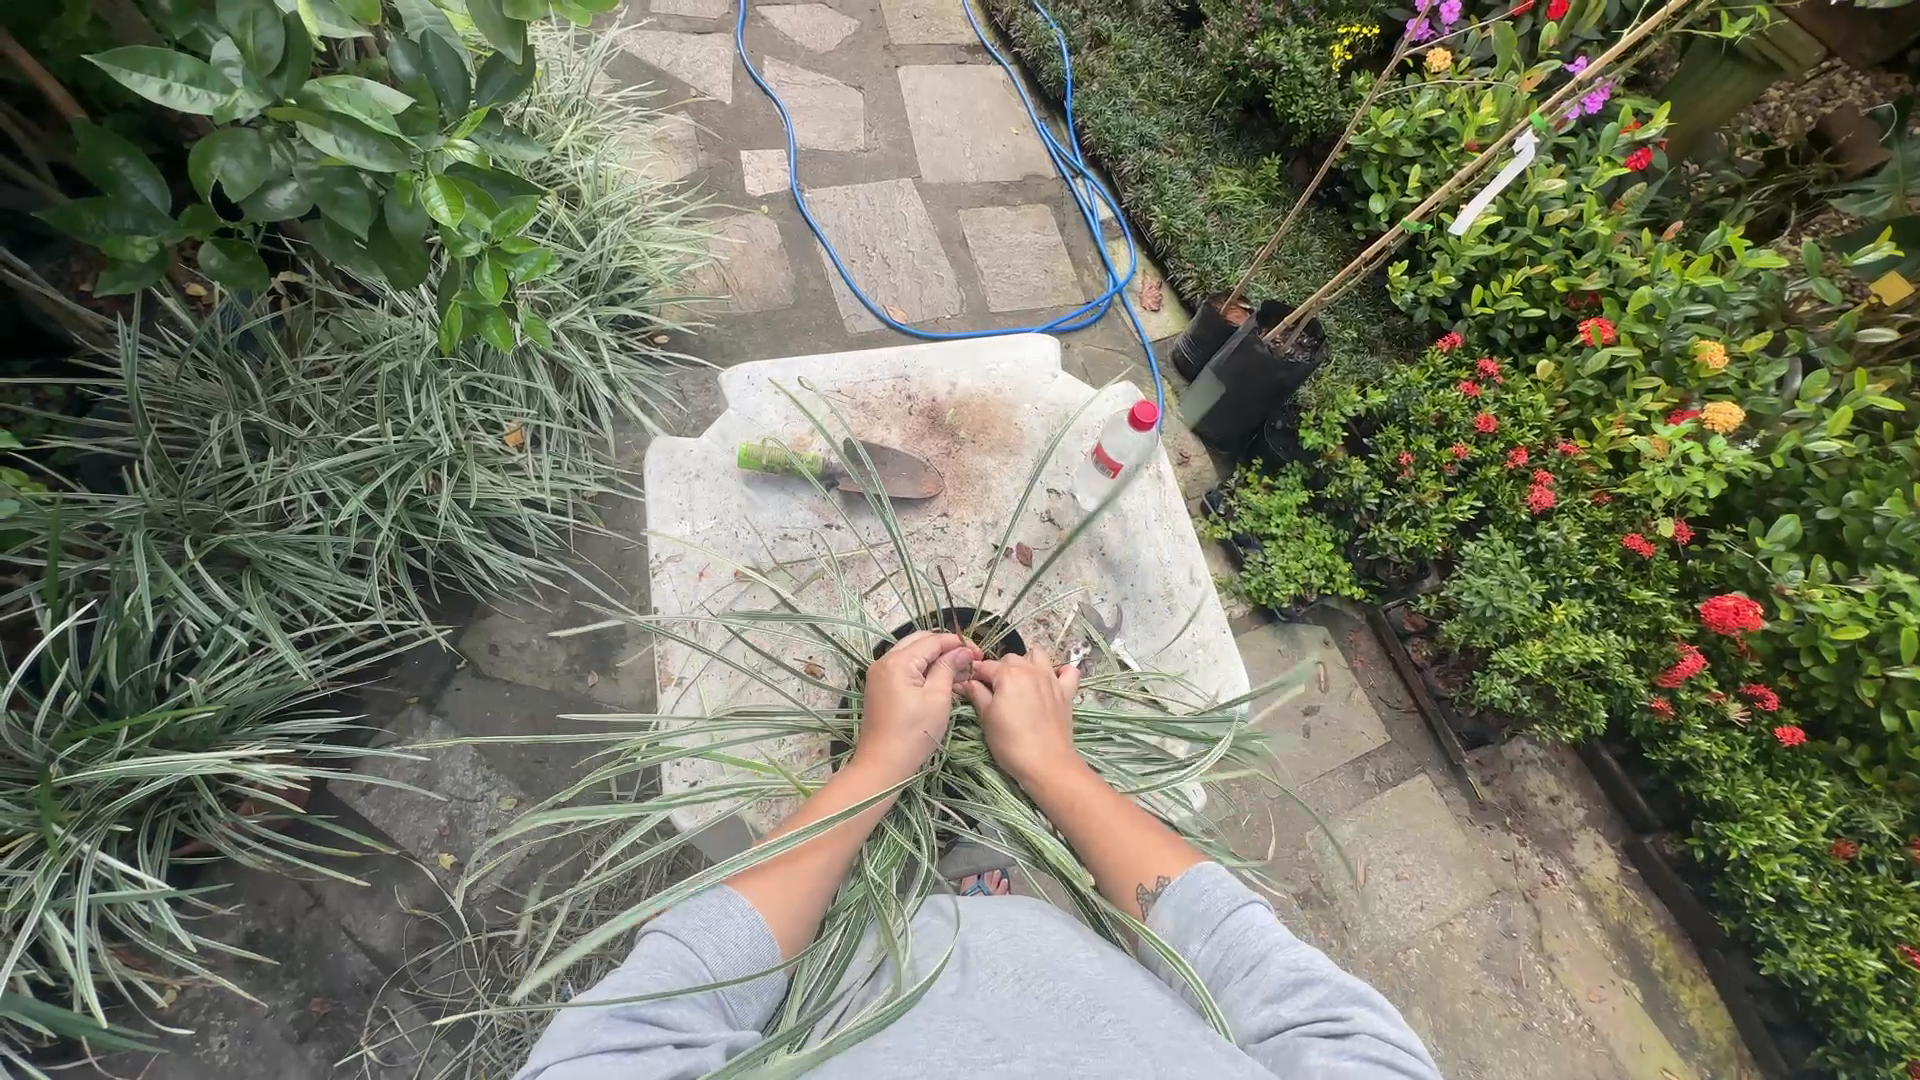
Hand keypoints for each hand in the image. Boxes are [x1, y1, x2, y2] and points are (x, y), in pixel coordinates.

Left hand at [853, 631, 980, 782]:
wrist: (883, 765)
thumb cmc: (914, 733)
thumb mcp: (937, 698)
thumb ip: (949, 668)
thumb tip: (963, 651)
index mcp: (897, 661)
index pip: (932, 640)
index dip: (957, 643)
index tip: (979, 652)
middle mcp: (884, 661)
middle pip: (920, 641)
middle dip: (945, 647)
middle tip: (969, 659)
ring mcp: (879, 674)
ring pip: (912, 654)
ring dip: (935, 658)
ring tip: (959, 671)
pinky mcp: (880, 687)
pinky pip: (904, 668)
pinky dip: (923, 669)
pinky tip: (941, 679)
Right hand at [961, 647, 1083, 789]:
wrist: (1046, 764)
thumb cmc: (1010, 743)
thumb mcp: (986, 718)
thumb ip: (977, 694)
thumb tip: (966, 681)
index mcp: (1008, 675)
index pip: (986, 666)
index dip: (975, 674)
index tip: (969, 685)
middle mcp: (1030, 670)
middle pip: (1010, 658)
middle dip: (1000, 669)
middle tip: (994, 690)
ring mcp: (1051, 679)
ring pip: (1038, 654)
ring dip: (1027, 661)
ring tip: (1021, 680)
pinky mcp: (1066, 692)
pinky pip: (1068, 671)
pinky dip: (1061, 671)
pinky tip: (1052, 681)